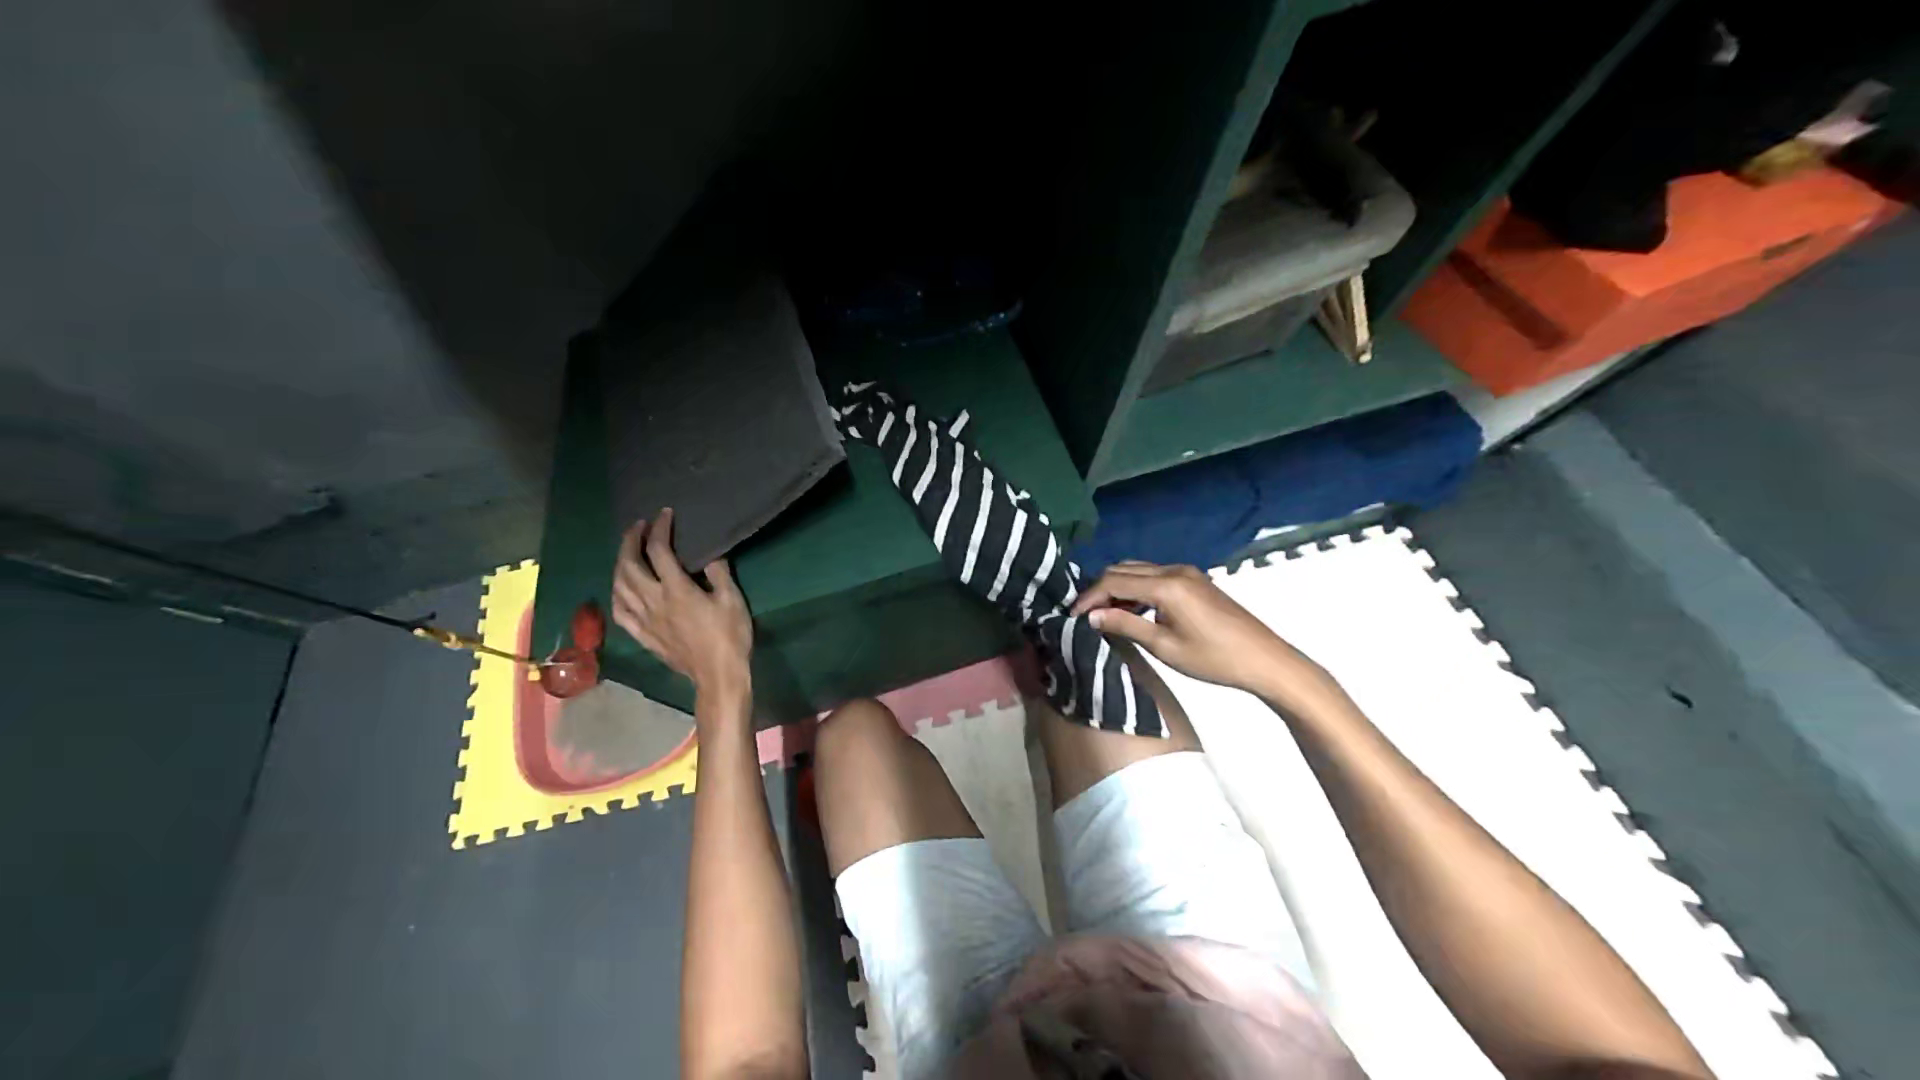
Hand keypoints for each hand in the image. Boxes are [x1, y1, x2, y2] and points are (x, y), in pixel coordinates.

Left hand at [612, 508, 751, 697]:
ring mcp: (644, 619)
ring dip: (619, 564)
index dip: (659, 528)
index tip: (664, 514)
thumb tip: (710, 555)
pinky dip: (617, 594)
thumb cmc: (729, 636)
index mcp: (675, 588)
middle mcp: (653, 600)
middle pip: (629, 565)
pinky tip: (620, 588)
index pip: (659, 550)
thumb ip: (718, 573)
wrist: (718, 675)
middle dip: (630, 541)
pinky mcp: (643, 636)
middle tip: (638, 527)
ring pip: (619, 586)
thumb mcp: (732, 599)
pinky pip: (620, 612)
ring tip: (627, 552)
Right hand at [1071, 561, 1333, 706]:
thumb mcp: (1165, 646)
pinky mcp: (1195, 580)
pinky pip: (1154, 575)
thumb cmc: (1214, 659)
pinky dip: (1136, 587)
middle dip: (1099, 588)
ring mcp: (1187, 572)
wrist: (1265, 660)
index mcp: (1166, 585)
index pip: (1113, 581)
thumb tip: (1091, 616)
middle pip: (1123, 569)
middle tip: (1084, 614)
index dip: (1088, 597)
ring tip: (1103, 613)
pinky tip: (1131, 609)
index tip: (1071, 616)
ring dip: (1117, 586)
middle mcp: (1174, 570)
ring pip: (1138, 569)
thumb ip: (1126, 625)